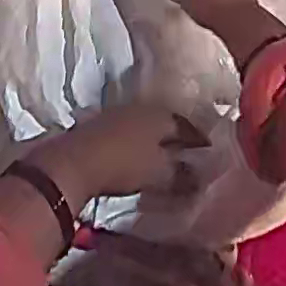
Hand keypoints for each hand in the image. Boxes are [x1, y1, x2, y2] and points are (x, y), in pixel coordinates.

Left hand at [31, 104, 210, 199]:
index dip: (200, 140)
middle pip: (168, 122)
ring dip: (158, 138)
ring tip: (166, 155)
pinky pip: (132, 130)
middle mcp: (144, 107)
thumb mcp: (159, 173)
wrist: (76, 160)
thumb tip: (200, 178)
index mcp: (162, 115)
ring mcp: (122, 112)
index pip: (188, 125)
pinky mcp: (104, 123)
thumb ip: (182, 175)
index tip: (210, 153)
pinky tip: (140, 154)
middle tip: (190, 154)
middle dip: (179, 137)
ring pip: (148, 125)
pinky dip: (140, 141)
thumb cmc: (124, 164)